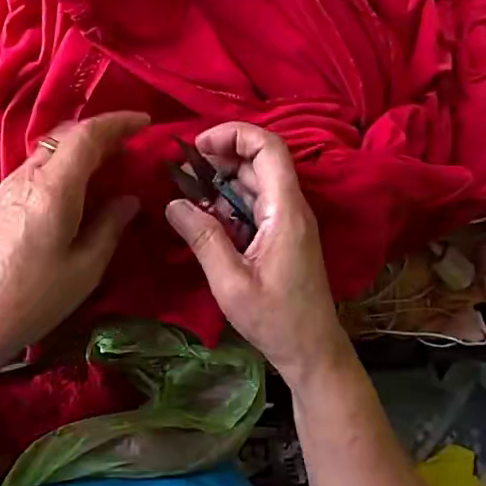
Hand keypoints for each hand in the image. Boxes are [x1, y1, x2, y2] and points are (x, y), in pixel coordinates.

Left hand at [0, 111, 148, 378]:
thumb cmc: (33, 299)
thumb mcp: (84, 268)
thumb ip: (110, 227)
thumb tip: (128, 199)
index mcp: (52, 188)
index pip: (87, 135)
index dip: (118, 122)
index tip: (145, 122)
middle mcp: (25, 178)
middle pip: (64, 138)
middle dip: (100, 134)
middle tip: (130, 149)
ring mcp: (4, 189)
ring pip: (47, 153)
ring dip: (78, 152)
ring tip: (106, 171)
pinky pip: (34, 171)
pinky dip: (61, 169)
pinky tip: (72, 194)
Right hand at [164, 122, 352, 385]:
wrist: (311, 351)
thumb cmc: (276, 319)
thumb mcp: (231, 282)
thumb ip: (203, 238)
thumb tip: (173, 203)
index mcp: (286, 211)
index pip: (268, 147)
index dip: (233, 135)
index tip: (197, 147)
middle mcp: (291, 208)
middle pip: (258, 162)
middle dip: (218, 160)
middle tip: (180, 176)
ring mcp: (288, 222)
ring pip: (254, 184)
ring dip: (220, 184)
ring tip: (186, 198)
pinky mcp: (282, 236)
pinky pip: (254, 207)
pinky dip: (228, 206)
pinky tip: (205, 222)